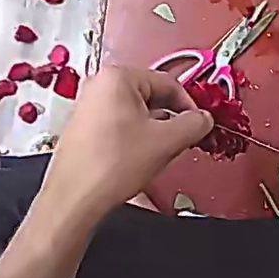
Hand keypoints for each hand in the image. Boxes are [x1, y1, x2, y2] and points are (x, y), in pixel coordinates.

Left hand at [37, 67, 210, 224]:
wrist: (74, 199)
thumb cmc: (116, 164)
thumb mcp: (167, 141)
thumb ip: (195, 124)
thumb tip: (204, 118)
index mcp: (118, 77)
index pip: (168, 84)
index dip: (189, 105)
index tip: (198, 125)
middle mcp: (99, 85)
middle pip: (152, 96)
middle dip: (171, 119)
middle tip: (181, 141)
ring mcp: (87, 105)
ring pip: (137, 111)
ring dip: (155, 130)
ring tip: (159, 153)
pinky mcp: (83, 126)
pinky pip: (120, 123)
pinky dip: (136, 136)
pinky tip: (139, 158)